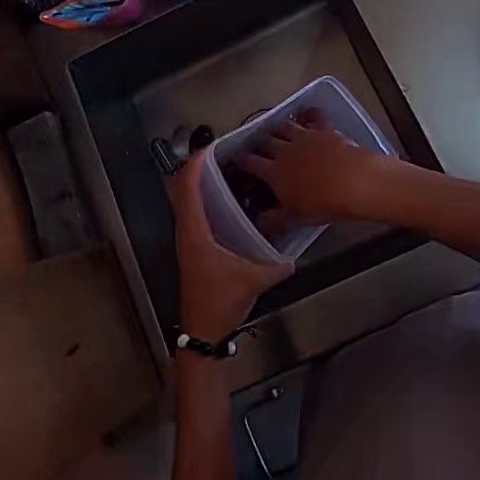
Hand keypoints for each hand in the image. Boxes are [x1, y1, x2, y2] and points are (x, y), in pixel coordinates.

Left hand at [170, 152, 292, 339]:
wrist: (202, 333)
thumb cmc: (220, 303)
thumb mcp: (254, 280)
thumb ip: (278, 264)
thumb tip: (297, 251)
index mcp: (195, 233)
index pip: (188, 189)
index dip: (195, 164)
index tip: (211, 146)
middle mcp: (187, 232)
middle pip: (183, 190)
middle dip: (197, 167)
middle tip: (222, 152)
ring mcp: (189, 240)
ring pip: (187, 201)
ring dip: (199, 182)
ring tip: (224, 169)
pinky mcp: (194, 248)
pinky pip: (194, 213)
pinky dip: (203, 198)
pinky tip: (226, 199)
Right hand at [235, 109, 397, 232]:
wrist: (355, 182)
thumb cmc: (324, 204)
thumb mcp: (296, 217)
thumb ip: (275, 218)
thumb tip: (261, 220)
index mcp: (274, 172)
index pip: (250, 163)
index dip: (243, 162)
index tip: (239, 162)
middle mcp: (285, 149)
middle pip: (266, 141)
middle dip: (261, 144)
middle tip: (261, 149)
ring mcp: (305, 136)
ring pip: (285, 126)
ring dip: (280, 129)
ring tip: (279, 132)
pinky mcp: (325, 129)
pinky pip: (314, 116)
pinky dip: (309, 114)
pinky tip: (309, 114)